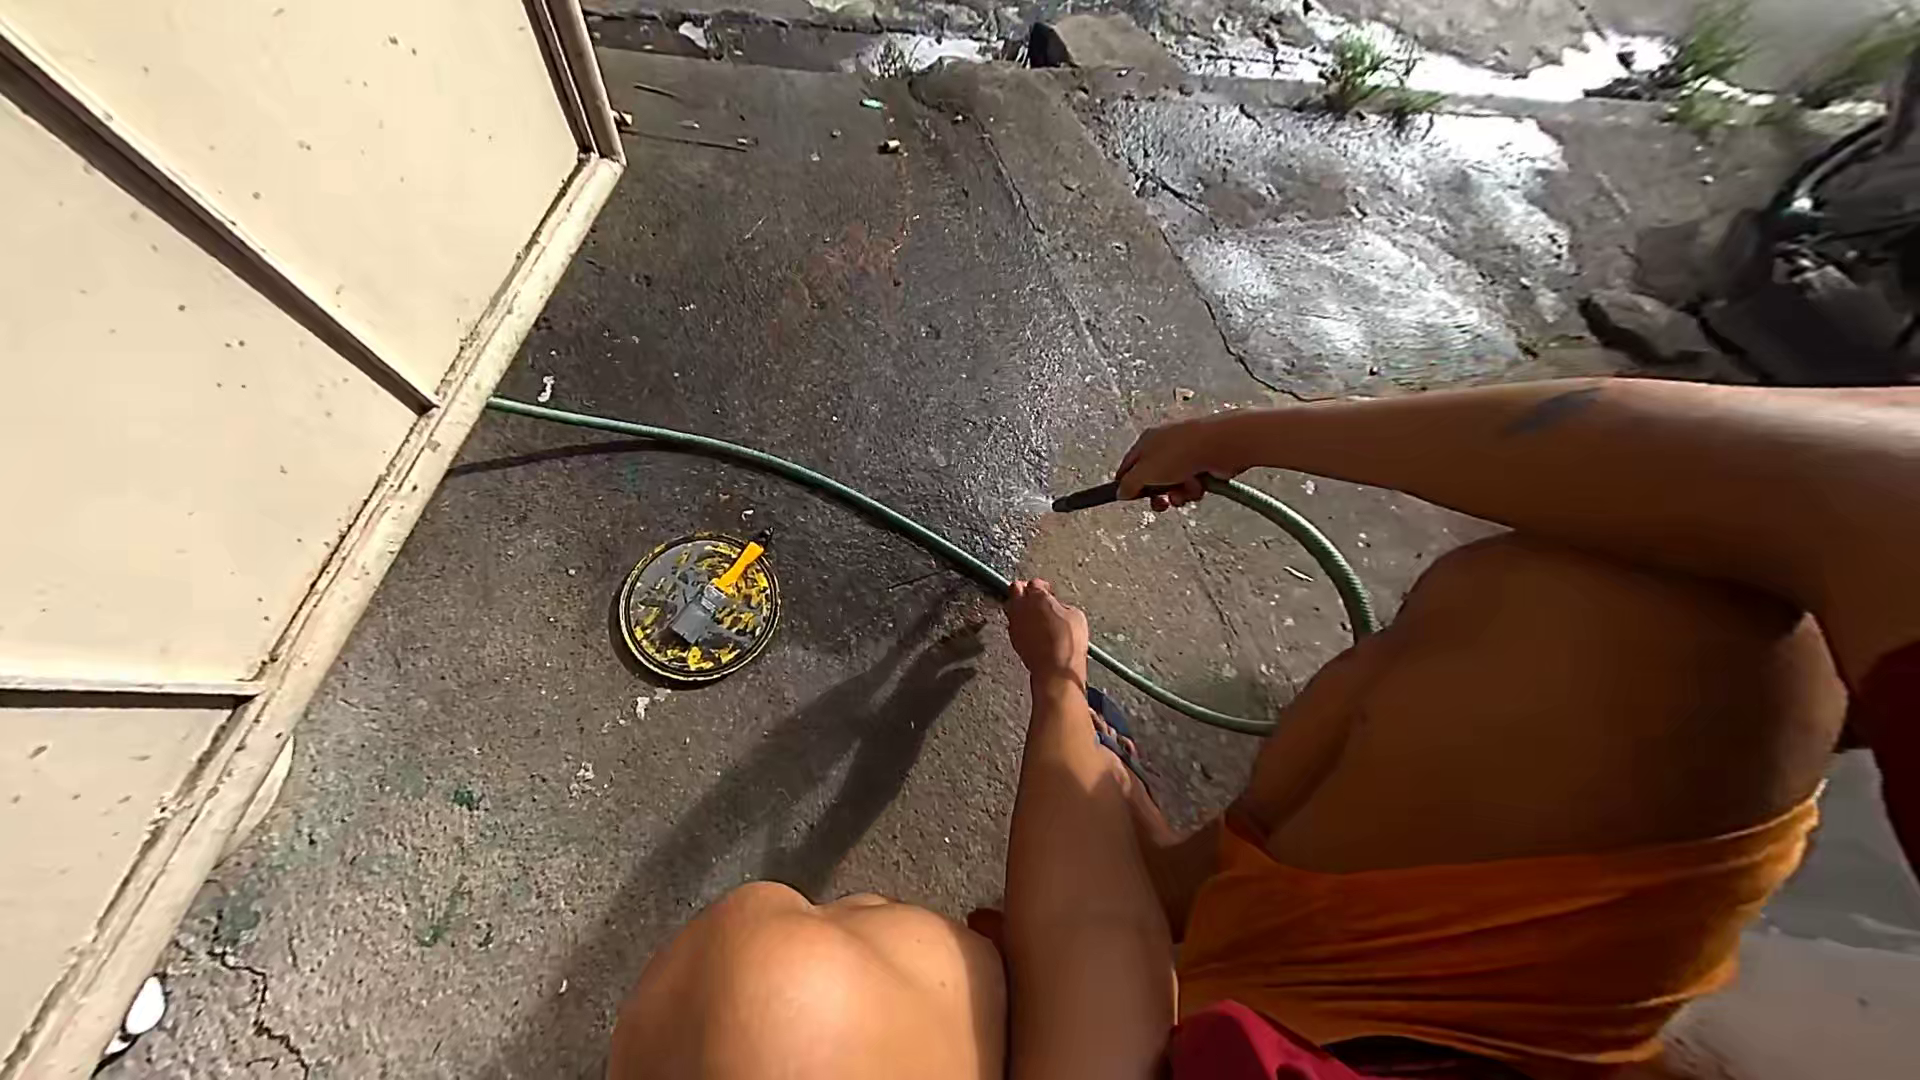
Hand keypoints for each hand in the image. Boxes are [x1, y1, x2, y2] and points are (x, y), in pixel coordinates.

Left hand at [1005, 579, 1088, 685]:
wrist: (1056, 668)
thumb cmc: (1067, 642)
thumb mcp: (1076, 616)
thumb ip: (1063, 606)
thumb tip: (1058, 608)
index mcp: (1038, 597)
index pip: (1035, 583)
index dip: (1042, 586)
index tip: (1048, 590)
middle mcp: (1022, 607)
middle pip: (1016, 589)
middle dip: (1025, 589)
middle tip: (1035, 595)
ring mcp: (1015, 622)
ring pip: (1011, 606)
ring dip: (1021, 606)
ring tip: (1034, 613)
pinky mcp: (1013, 638)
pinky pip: (1014, 623)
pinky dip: (1021, 622)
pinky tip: (1032, 629)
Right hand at [1116, 412, 1250, 510]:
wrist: (1221, 445)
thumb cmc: (1180, 452)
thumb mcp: (1144, 472)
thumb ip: (1128, 485)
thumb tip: (1121, 493)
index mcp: (1146, 442)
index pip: (1128, 466)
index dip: (1126, 484)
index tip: (1128, 498)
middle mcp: (1164, 446)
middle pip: (1151, 480)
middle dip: (1155, 495)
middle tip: (1160, 504)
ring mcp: (1185, 456)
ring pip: (1172, 486)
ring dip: (1176, 494)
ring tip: (1183, 492)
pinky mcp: (1203, 465)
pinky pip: (1191, 486)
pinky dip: (1192, 490)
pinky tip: (1197, 486)